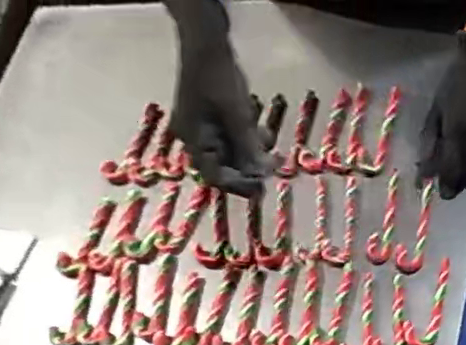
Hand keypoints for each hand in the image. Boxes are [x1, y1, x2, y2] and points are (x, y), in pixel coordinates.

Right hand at [165, 0, 269, 195]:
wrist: (206, 34)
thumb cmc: (216, 72)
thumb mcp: (236, 113)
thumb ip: (248, 146)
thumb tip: (261, 175)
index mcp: (193, 140)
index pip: (215, 176)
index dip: (238, 185)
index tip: (260, 189)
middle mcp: (196, 138)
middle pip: (225, 166)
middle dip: (250, 168)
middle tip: (272, 168)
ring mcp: (205, 126)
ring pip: (233, 153)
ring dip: (253, 153)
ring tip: (272, 150)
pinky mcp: (216, 116)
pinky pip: (234, 137)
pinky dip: (250, 138)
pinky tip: (264, 132)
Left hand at [417, 31, 465, 199]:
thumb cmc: (453, 89)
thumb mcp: (434, 116)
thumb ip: (429, 147)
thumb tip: (424, 176)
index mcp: (457, 133)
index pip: (451, 172)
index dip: (445, 185)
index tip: (441, 190)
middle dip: (457, 182)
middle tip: (450, 183)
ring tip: (463, 170)